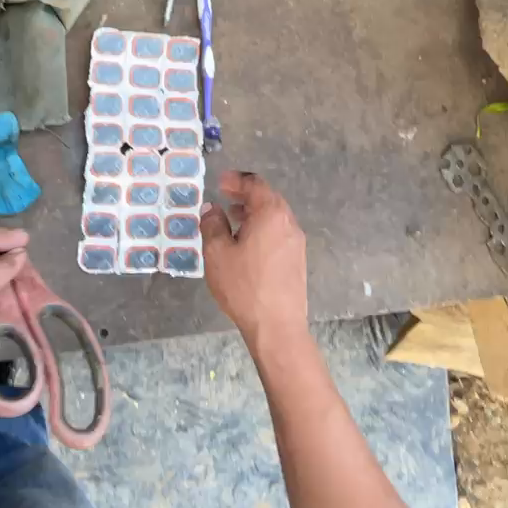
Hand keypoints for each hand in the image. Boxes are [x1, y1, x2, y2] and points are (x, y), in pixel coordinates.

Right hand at [200, 170, 308, 349]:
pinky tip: (247, 243)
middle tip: (224, 197)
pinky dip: (262, 227)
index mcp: (271, 214)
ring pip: (274, 216)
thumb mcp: (217, 253)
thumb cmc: (244, 286)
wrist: (277, 327)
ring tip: (233, 219)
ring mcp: (296, 243)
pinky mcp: (296, 260)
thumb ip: (213, 225)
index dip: (236, 180)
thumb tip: (211, 209)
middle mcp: (288, 223)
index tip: (219, 182)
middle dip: (245, 194)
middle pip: (268, 198)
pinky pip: (278, 232)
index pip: (255, 185)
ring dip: (254, 212)